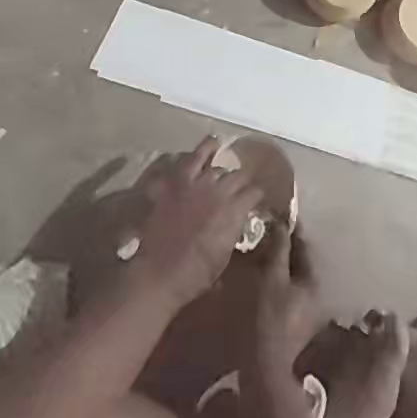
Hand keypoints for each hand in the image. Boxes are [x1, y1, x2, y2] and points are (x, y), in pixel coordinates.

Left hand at [126, 137, 262, 307]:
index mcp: (234, 211)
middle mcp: (219, 192)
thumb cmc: (195, 274)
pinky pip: (193, 157)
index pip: (254, 193)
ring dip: (223, 173)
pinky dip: (205, 147)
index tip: (256, 200)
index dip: (257, 197)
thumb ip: (233, 230)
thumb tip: (237, 220)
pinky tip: (213, 142)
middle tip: (241, 190)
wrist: (159, 274)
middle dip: (242, 183)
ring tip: (225, 175)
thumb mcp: (224, 255)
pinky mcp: (177, 181)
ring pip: (218, 168)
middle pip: (238, 177)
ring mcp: (197, 184)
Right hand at [255, 228, 322, 366]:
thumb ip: (279, 247)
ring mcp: (304, 309)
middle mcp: (315, 292)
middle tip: (261, 232)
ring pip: (289, 276)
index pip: (303, 246)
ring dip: (275, 263)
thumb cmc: (269, 315)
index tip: (274, 216)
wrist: (263, 363)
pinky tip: (257, 277)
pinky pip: (283, 290)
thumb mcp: (272, 275)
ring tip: (256, 250)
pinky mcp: (290, 321)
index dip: (289, 230)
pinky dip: (273, 280)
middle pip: (297, 261)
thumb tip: (282, 222)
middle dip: (281, 246)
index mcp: (314, 280)